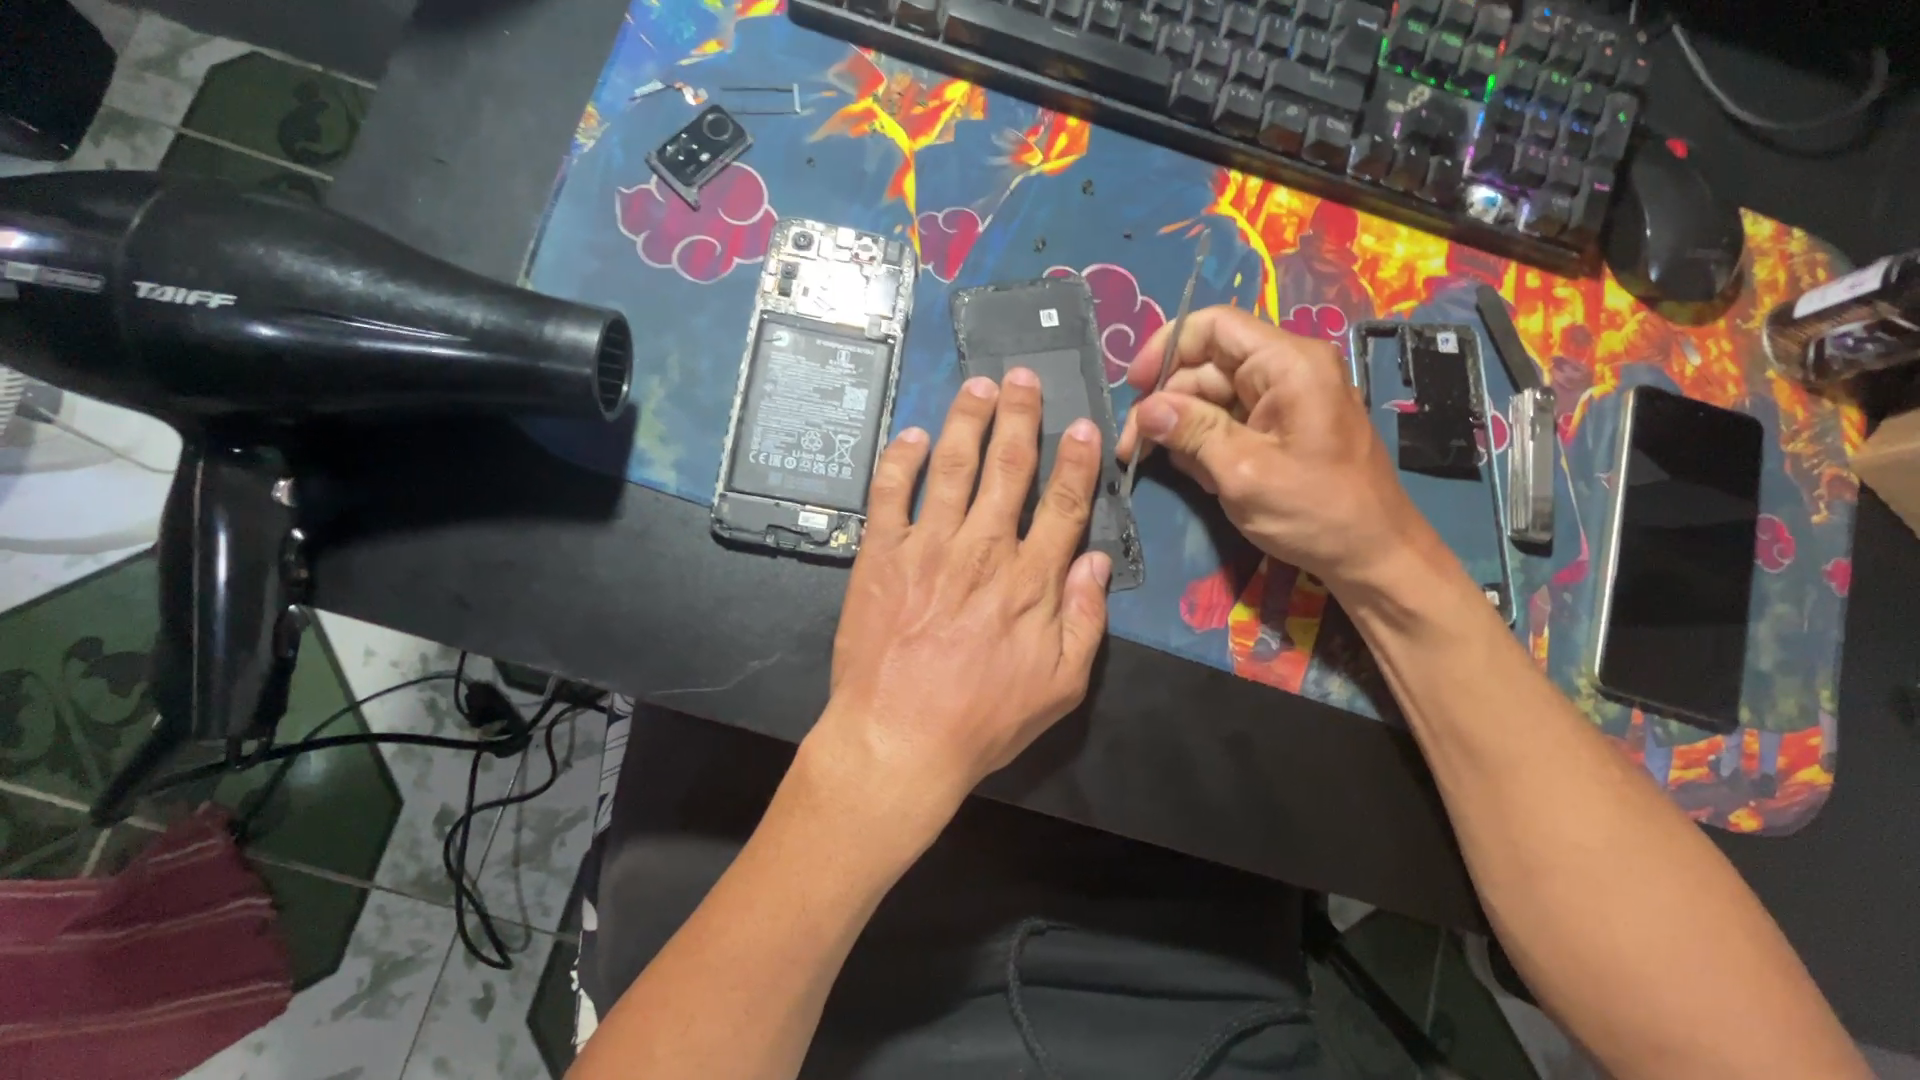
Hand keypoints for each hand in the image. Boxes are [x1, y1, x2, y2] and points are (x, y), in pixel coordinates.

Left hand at [812, 370, 1111, 840]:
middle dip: (1020, 416)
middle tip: (1023, 377)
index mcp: (1032, 580)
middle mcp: (983, 550)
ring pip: (953, 467)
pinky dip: (901, 460)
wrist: (898, 738)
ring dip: (967, 420)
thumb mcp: (1061, 686)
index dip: (1078, 461)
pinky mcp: (880, 556)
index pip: (1065, 504)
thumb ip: (1085, 620)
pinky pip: (891, 495)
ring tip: (977, 385)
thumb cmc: (984, 720)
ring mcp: (928, 547)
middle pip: (1009, 468)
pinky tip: (912, 435)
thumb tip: (1098, 564)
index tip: (1084, 426)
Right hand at [1115, 305, 1435, 594]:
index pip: (1215, 326)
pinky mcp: (1280, 429)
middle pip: (1207, 366)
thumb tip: (1145, 409)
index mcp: (1288, 364)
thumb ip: (1192, 432)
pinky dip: (1206, 445)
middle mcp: (1286, 371)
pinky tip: (1203, 478)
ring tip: (1172, 468)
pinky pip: (1229, 422)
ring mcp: (1284, 401)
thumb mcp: (1243, 472)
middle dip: (1166, 403)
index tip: (1135, 389)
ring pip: (1212, 397)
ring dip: (1183, 430)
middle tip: (1132, 448)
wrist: (1373, 557)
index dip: (1167, 348)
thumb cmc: (1315, 512)